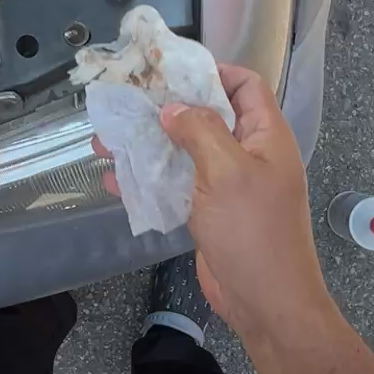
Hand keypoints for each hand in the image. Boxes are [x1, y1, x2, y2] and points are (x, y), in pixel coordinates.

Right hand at [99, 64, 336, 344]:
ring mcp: (228, 185)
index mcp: (265, 136)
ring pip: (185, 153)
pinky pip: (176, 186)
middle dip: (167, 109)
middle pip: (207, 117)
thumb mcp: (227, 172)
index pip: (244, 85)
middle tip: (127, 102)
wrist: (267, 303)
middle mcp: (248, 155)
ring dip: (148, 146)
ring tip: (106, 139)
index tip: (170, 70)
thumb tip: (172, 108)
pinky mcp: (209, 212)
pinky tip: (112, 179)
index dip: (212, 72)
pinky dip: (147, 181)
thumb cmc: (254, 233)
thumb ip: (199, 131)